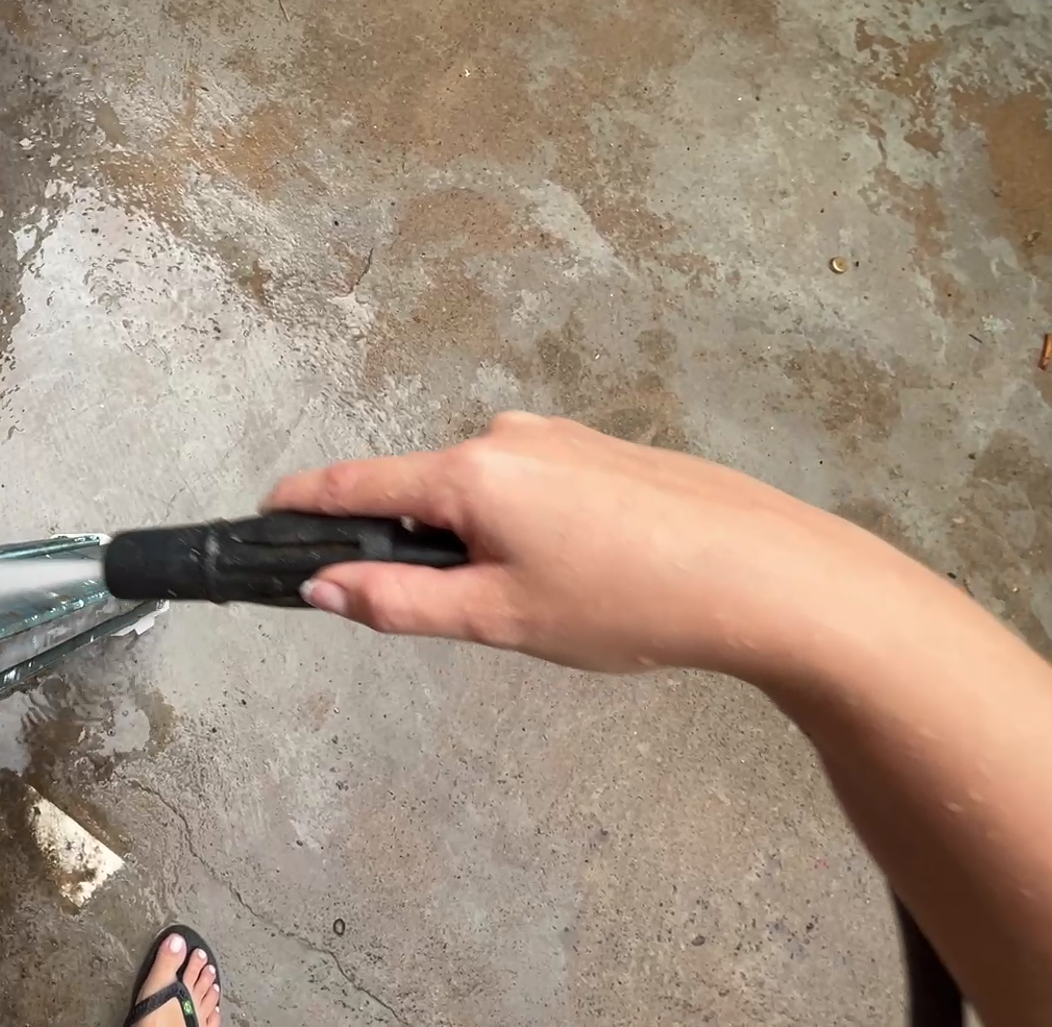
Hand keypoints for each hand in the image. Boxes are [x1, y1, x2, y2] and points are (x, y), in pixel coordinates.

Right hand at [265, 412, 955, 678]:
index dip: (301, 499)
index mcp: (468, 473)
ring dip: (463, 532)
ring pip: (470, 487)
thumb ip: (397, 602)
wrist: (786, 580)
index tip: (265, 512)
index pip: (353, 482)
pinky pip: (519, 479)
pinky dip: (508, 517)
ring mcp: (554, 435)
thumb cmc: (626, 603)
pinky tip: (569, 561)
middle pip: (414, 487)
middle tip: (446, 600)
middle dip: (404, 537)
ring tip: (525, 591)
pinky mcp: (595, 446)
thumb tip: (318, 586)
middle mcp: (501, 436)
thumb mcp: (497, 617)